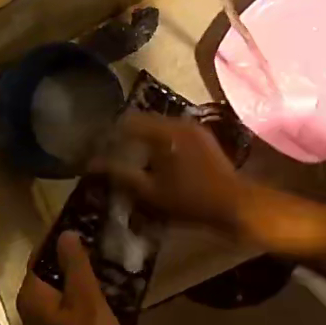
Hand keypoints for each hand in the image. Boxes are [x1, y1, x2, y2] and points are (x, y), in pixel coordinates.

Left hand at [18, 232, 122, 324]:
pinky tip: (111, 280)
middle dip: (75, 249)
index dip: (61, 232)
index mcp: (32, 293)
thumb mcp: (86, 298)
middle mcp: (33, 304)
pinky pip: (71, 298)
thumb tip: (66, 232)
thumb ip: (75, 263)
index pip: (41, 251)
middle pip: (52, 266)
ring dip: (83, 268)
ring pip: (63, 283)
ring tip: (111, 250)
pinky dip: (86, 287)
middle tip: (104, 230)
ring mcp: (46, 320)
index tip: (86, 214)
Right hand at [97, 112, 245, 231]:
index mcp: (164, 131)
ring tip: (130, 157)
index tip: (97, 147)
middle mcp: (179, 121)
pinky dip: (160, 141)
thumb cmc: (190, 200)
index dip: (109, 133)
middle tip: (111, 153)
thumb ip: (120, 174)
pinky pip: (173, 132)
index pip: (127, 121)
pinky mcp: (203, 136)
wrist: (234, 204)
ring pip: (159, 126)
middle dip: (126, 135)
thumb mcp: (150, 191)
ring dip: (144, 138)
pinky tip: (155, 159)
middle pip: (143, 121)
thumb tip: (91, 164)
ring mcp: (194, 127)